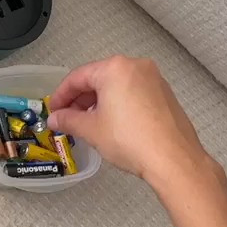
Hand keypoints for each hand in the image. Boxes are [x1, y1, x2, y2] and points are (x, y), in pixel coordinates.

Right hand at [47, 57, 218, 192]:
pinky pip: (133, 92)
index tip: (53, 110)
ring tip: (88, 124)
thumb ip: (68, 120)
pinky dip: (118, 104)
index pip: (78, 77)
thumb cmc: (131, 140)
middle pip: (98, 78)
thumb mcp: (91, 129)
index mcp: (115, 68)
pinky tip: (112, 124)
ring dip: (99, 102)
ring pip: (116, 85)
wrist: (173, 159)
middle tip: (68, 118)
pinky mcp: (164, 94)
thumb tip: (55, 118)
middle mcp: (136, 66)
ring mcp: (154, 79)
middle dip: (80, 99)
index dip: (61, 95)